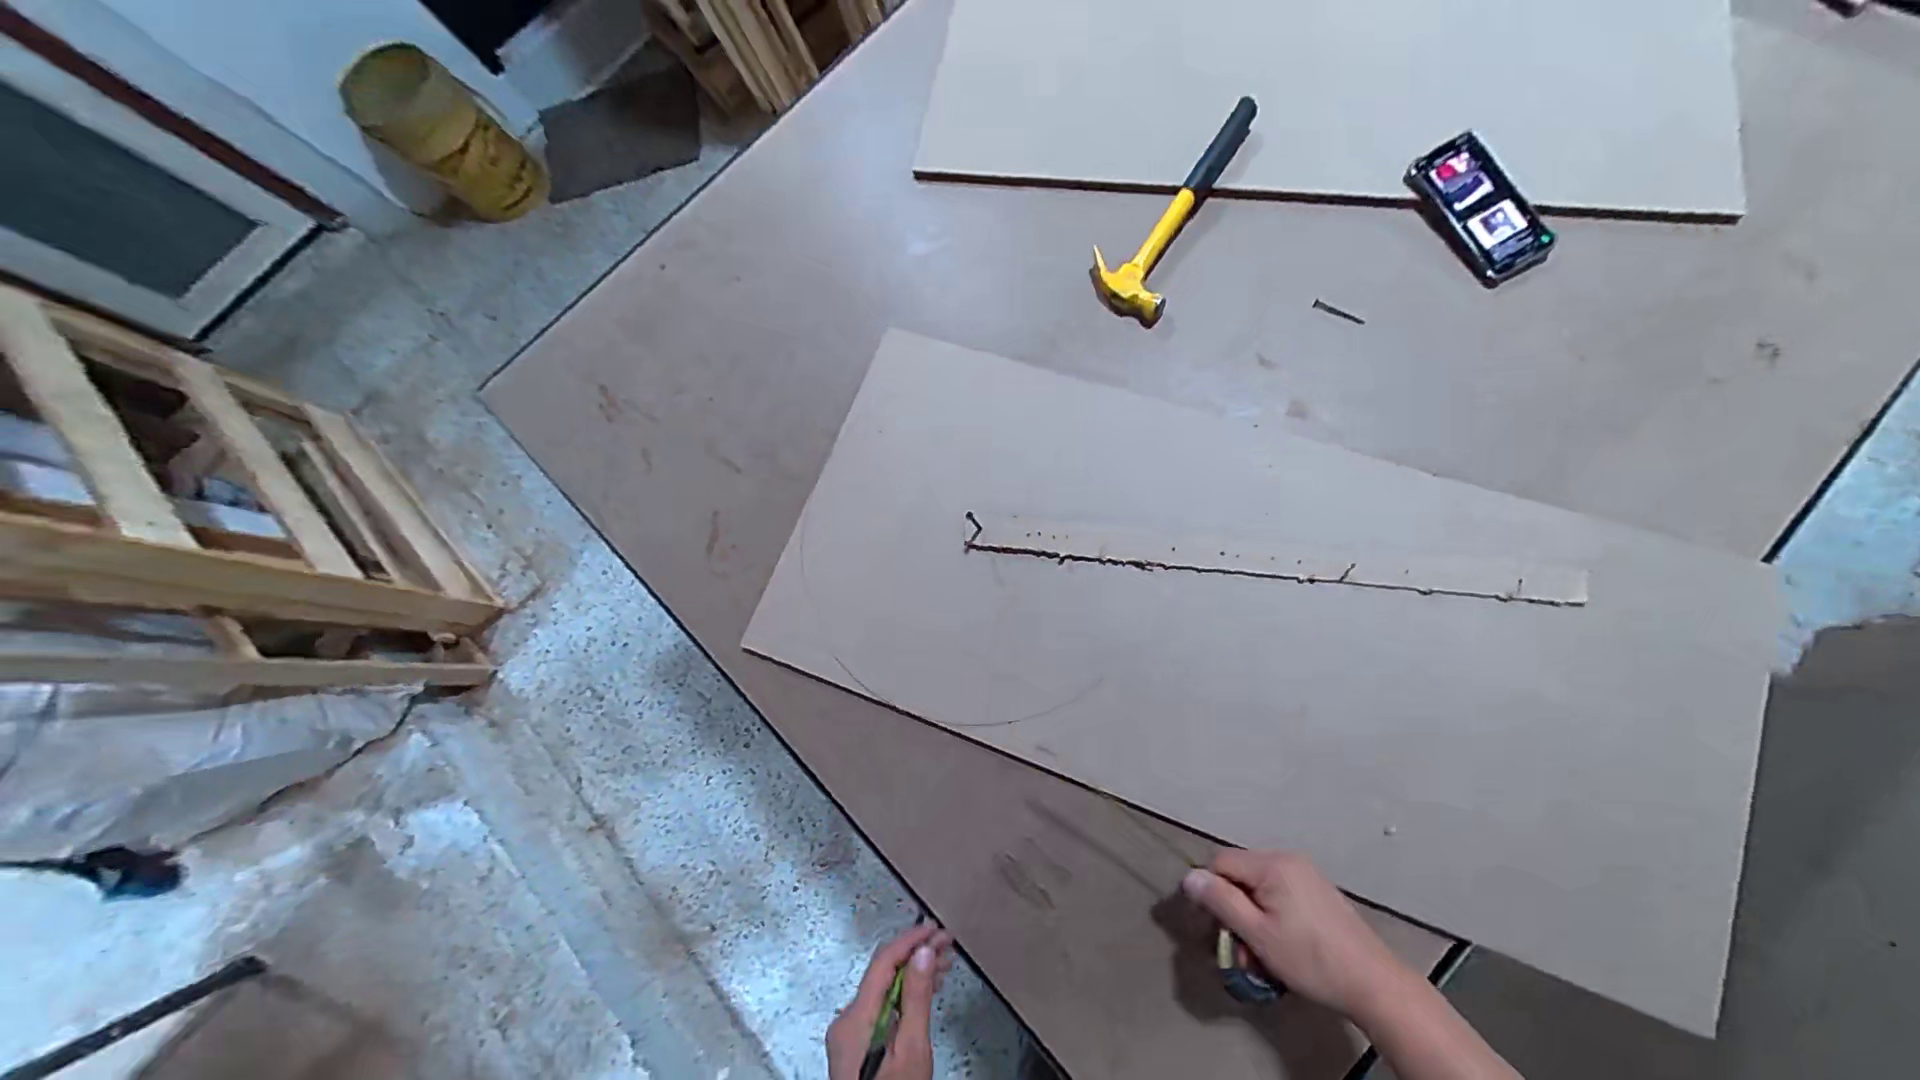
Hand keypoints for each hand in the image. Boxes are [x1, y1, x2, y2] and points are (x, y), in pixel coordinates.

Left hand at [826, 922, 953, 1079]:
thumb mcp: (912, 1050)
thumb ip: (917, 998)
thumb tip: (923, 951)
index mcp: (855, 1018)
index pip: (883, 962)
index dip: (911, 940)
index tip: (938, 930)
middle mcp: (846, 1021)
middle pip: (882, 974)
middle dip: (916, 955)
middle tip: (948, 944)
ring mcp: (850, 1036)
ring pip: (884, 991)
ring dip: (913, 974)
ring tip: (945, 963)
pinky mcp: (857, 1048)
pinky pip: (882, 1009)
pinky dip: (905, 997)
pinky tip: (926, 991)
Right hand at [1182, 850, 1411, 1017]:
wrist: (1374, 984)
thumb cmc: (1311, 960)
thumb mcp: (1257, 934)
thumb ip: (1220, 901)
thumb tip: (1189, 877)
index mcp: (1272, 864)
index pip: (1220, 862)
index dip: (1212, 892)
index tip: (1218, 926)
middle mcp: (1288, 859)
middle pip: (1239, 873)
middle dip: (1233, 908)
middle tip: (1240, 946)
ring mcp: (1306, 874)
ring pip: (1258, 886)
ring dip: (1251, 915)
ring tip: (1261, 952)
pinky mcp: (1318, 891)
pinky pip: (1279, 892)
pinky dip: (1271, 914)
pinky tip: (1281, 943)